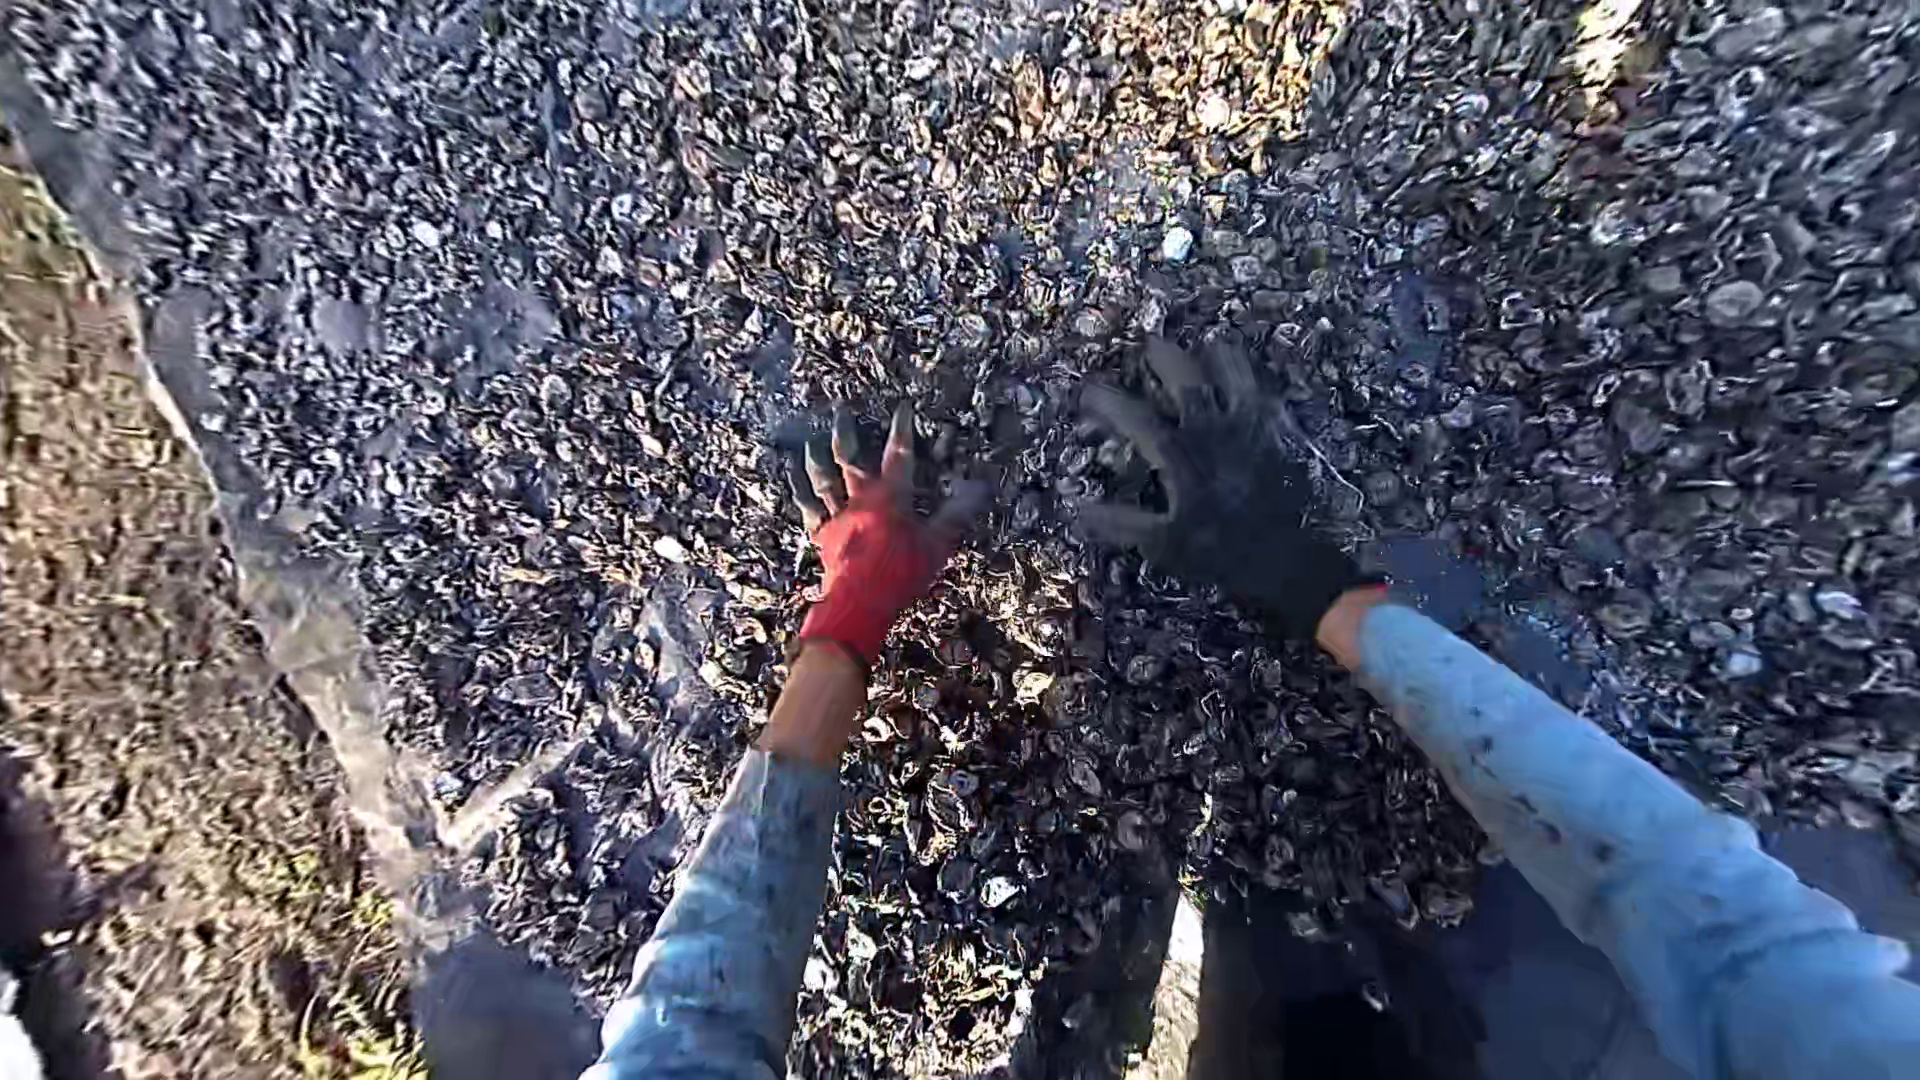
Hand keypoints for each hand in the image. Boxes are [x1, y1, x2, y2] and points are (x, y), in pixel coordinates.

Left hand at [788, 401, 987, 664]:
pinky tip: (792, 473)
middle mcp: (860, 497)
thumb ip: (957, 513)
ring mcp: (838, 514)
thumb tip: (980, 487)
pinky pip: (807, 506)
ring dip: (817, 456)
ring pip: (824, 478)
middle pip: (851, 457)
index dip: (902, 429)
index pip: (899, 455)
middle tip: (841, 411)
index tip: (902, 408)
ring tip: (812, 439)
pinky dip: (799, 488)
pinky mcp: (823, 533)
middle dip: (847, 432)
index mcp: (891, 496)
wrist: (860, 602)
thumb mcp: (937, 544)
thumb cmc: (901, 572)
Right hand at [1074, 338, 1378, 640]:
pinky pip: (1263, 391)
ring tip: (1206, 342)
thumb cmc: (1220, 551)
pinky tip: (1244, 374)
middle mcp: (1213, 432)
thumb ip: (1121, 524)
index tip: (1087, 390)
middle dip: (1164, 358)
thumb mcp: (1163, 543)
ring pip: (1233, 374)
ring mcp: (1249, 428)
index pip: (1136, 419)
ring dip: (1216, 355)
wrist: (1289, 559)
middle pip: (1186, 380)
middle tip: (1148, 342)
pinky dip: (1251, 376)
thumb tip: (1077, 511)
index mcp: (1181, 456)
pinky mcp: (1276, 433)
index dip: (1108, 401)